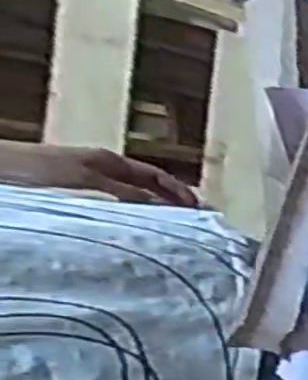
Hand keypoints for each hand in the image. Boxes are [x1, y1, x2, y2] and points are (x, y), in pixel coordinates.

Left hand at [0, 141, 198, 205]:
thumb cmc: (35, 168)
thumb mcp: (86, 180)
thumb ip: (126, 192)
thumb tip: (164, 205)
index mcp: (111, 160)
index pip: (158, 175)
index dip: (181, 190)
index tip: (201, 208)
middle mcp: (105, 166)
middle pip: (149, 183)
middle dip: (174, 197)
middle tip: (196, 216)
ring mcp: (90, 175)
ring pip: (135, 190)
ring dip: (156, 203)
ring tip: (174, 219)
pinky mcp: (77, 186)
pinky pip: (118, 197)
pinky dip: (136, 207)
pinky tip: (141, 218)